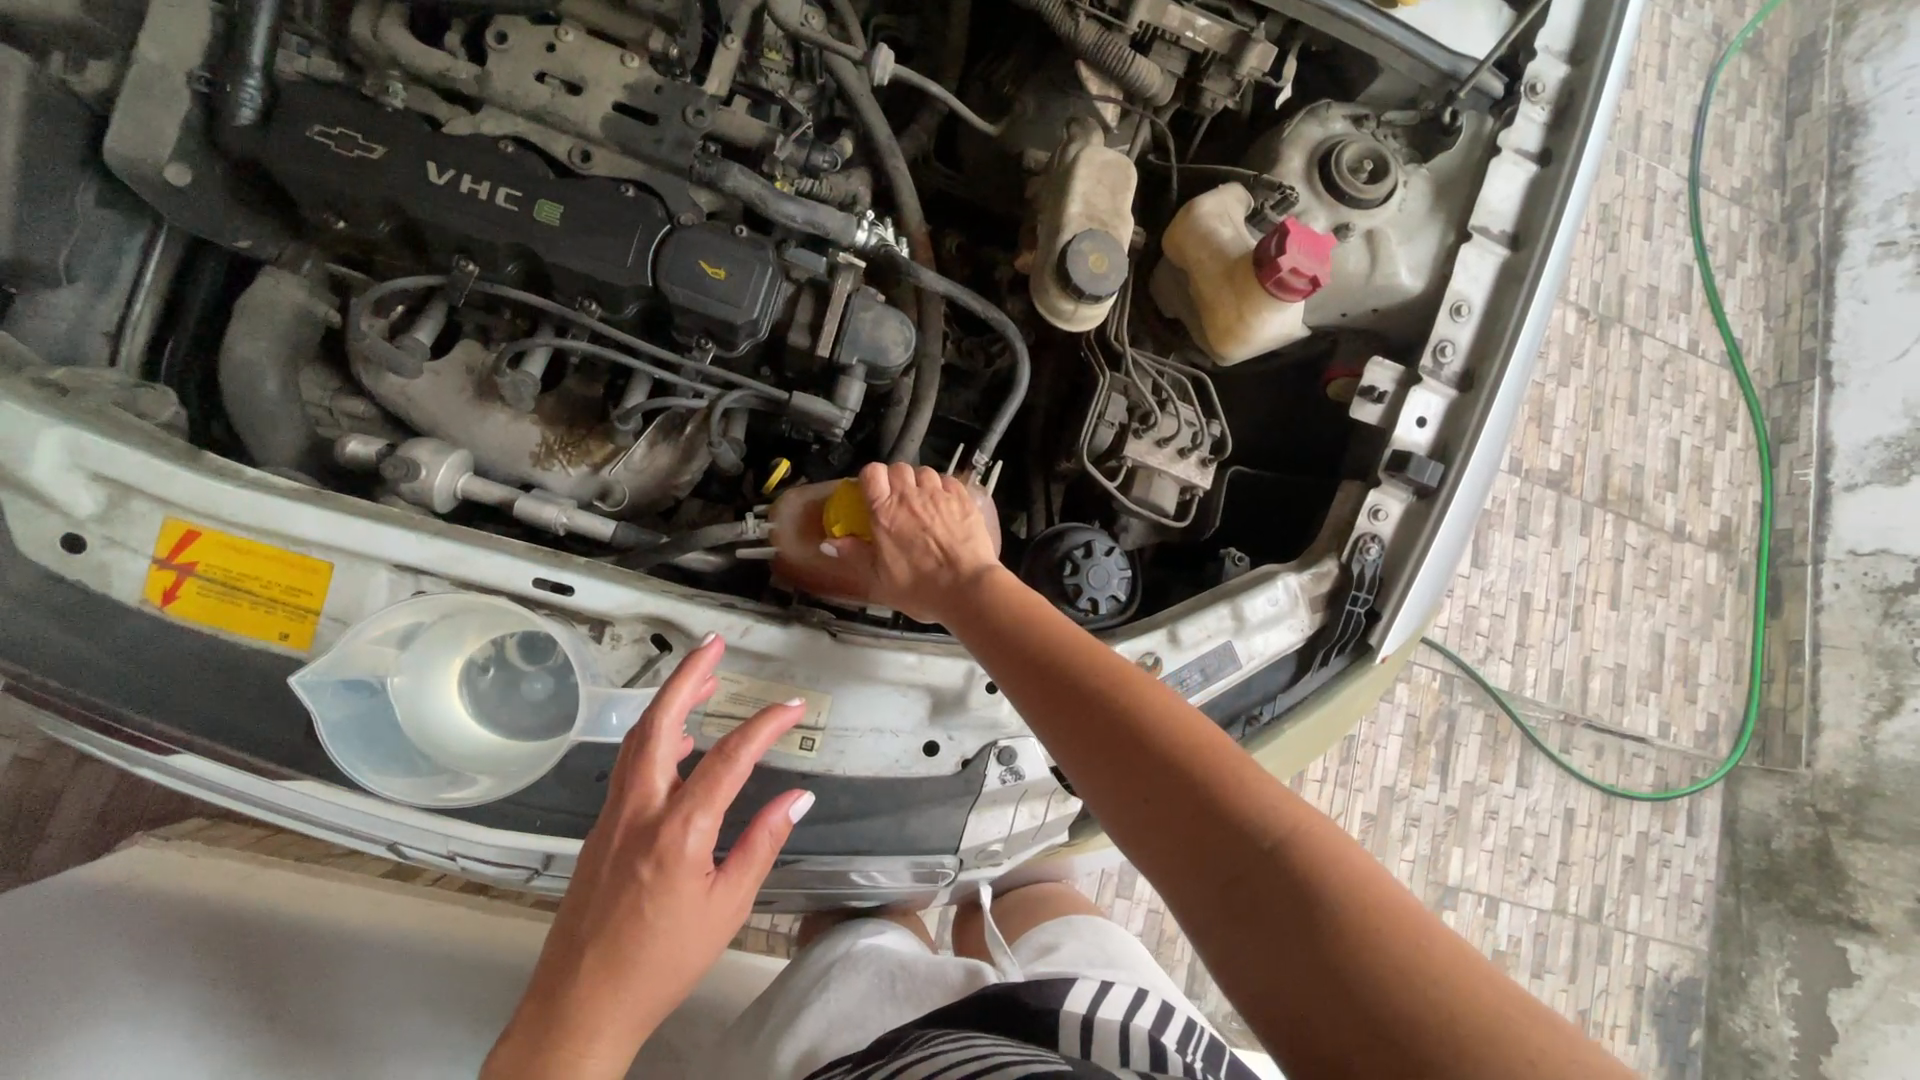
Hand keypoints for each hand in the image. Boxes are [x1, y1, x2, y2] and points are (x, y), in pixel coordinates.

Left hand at [483, 635, 812, 1079]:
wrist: (580, 1005)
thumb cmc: (660, 963)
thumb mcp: (728, 907)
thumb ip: (762, 843)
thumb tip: (797, 798)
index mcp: (678, 831)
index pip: (730, 758)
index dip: (765, 725)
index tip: (791, 707)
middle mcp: (639, 811)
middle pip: (660, 723)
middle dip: (687, 676)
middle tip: (714, 644)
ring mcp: (612, 818)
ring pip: (637, 740)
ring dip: (669, 701)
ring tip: (702, 680)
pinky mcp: (600, 831)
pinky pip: (628, 766)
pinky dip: (653, 737)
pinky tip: (674, 742)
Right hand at [826, 461, 1004, 623]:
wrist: (967, 589)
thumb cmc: (919, 587)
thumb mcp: (879, 578)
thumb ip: (855, 555)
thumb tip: (829, 543)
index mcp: (884, 511)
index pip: (871, 473)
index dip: (871, 478)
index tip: (872, 492)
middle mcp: (910, 496)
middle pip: (898, 468)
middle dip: (895, 479)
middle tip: (897, 500)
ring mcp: (939, 495)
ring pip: (925, 472)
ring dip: (920, 483)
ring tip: (923, 502)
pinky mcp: (964, 499)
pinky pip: (949, 481)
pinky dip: (944, 488)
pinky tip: (945, 505)